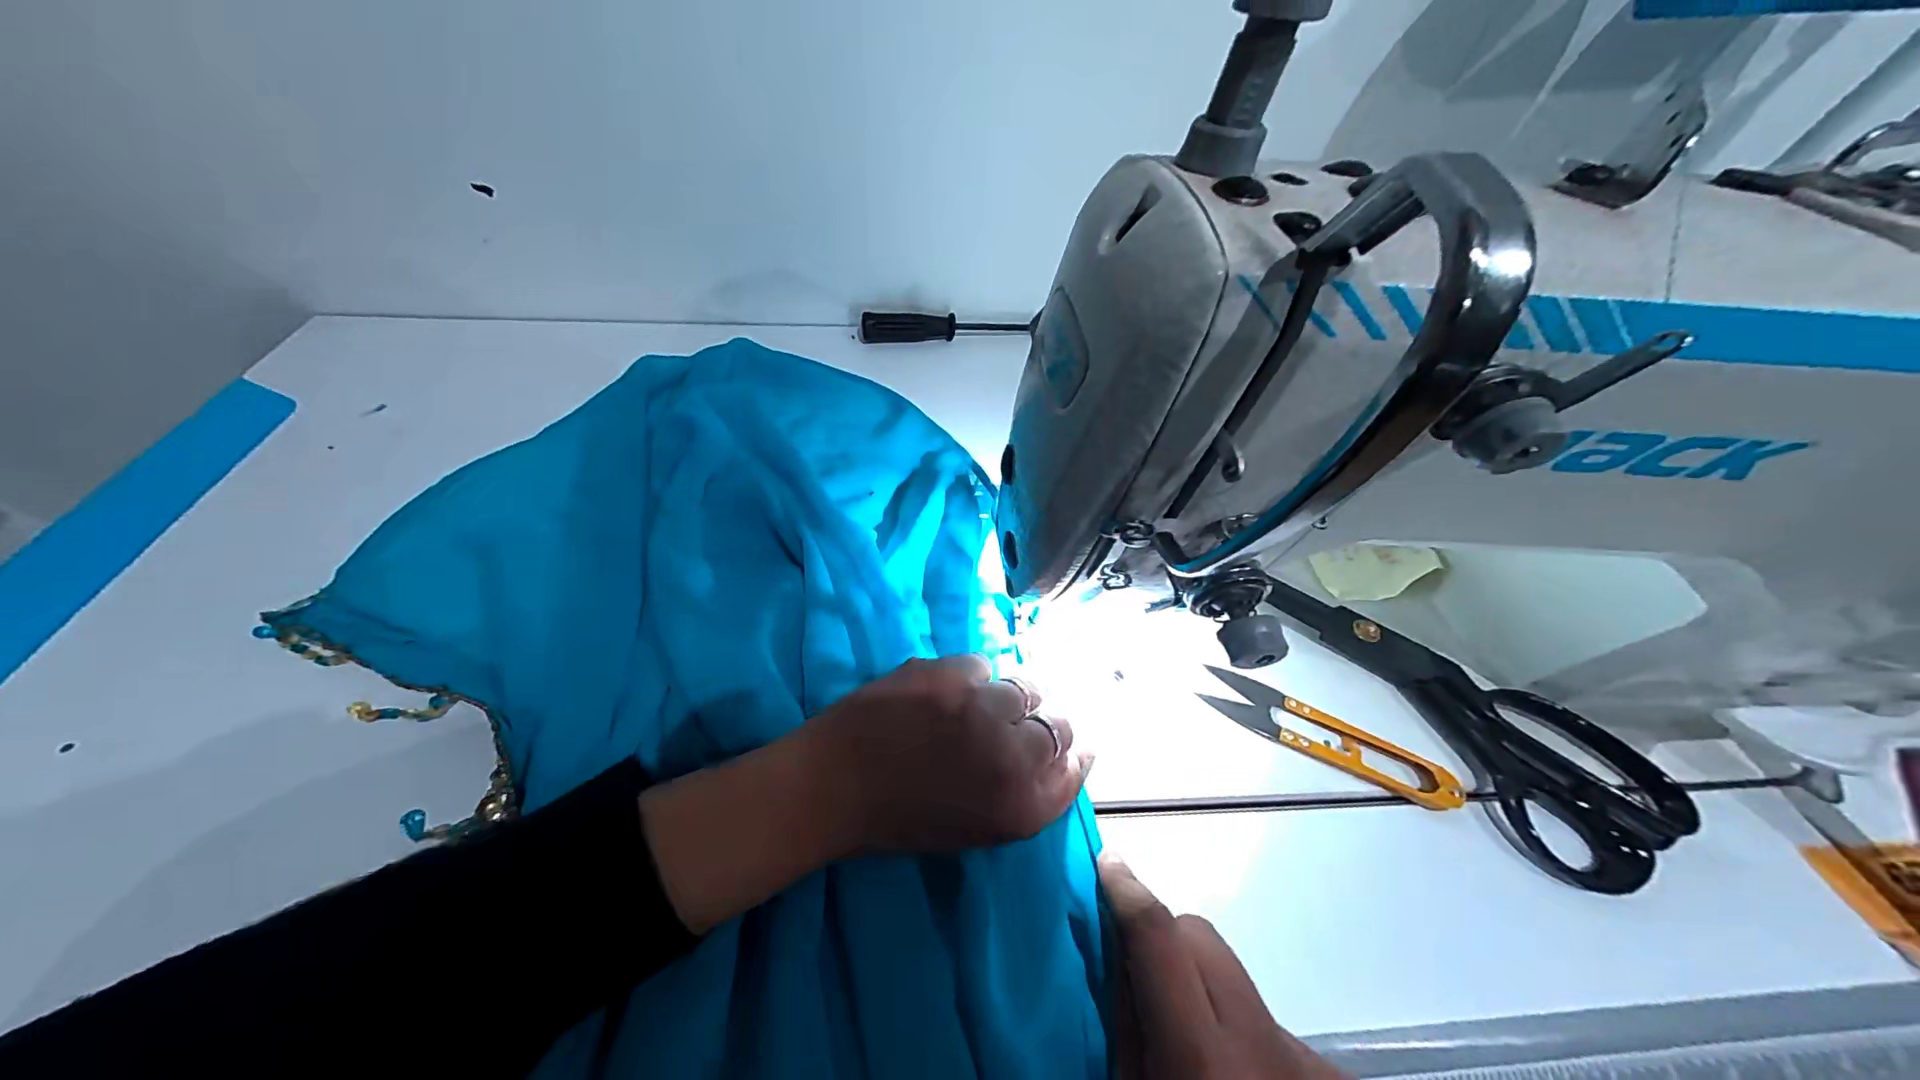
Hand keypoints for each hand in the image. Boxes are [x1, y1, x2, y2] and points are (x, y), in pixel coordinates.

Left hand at [797, 654, 1092, 856]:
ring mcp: (980, 710)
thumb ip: (1030, 796)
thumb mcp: (978, 829)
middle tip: (1005, 727)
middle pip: (1057, 725)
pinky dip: (971, 678)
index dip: (1067, 753)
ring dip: (1006, 698)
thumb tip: (1074, 753)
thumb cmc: (902, 819)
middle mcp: (1011, 756)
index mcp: (1020, 807)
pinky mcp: (949, 675)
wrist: (832, 786)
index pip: (1075, 768)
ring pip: (1024, 688)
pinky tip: (945, 694)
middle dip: (1039, 725)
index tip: (1055, 745)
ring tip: (974, 707)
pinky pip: (983, 665)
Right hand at [1101, 856, 1345, 1079]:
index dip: (1129, 892)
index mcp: (1202, 1061)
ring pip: (1232, 972)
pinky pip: (1262, 1014)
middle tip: (1133, 964)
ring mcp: (1303, 1056)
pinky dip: (1233, 1020)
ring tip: (1183, 1032)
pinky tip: (1230, 1069)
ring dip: (1197, 978)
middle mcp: (1262, 1046)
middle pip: (1200, 935)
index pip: (1161, 939)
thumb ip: (1126, 1029)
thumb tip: (1115, 959)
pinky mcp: (1328, 1071)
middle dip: (1161, 933)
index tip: (1107, 864)